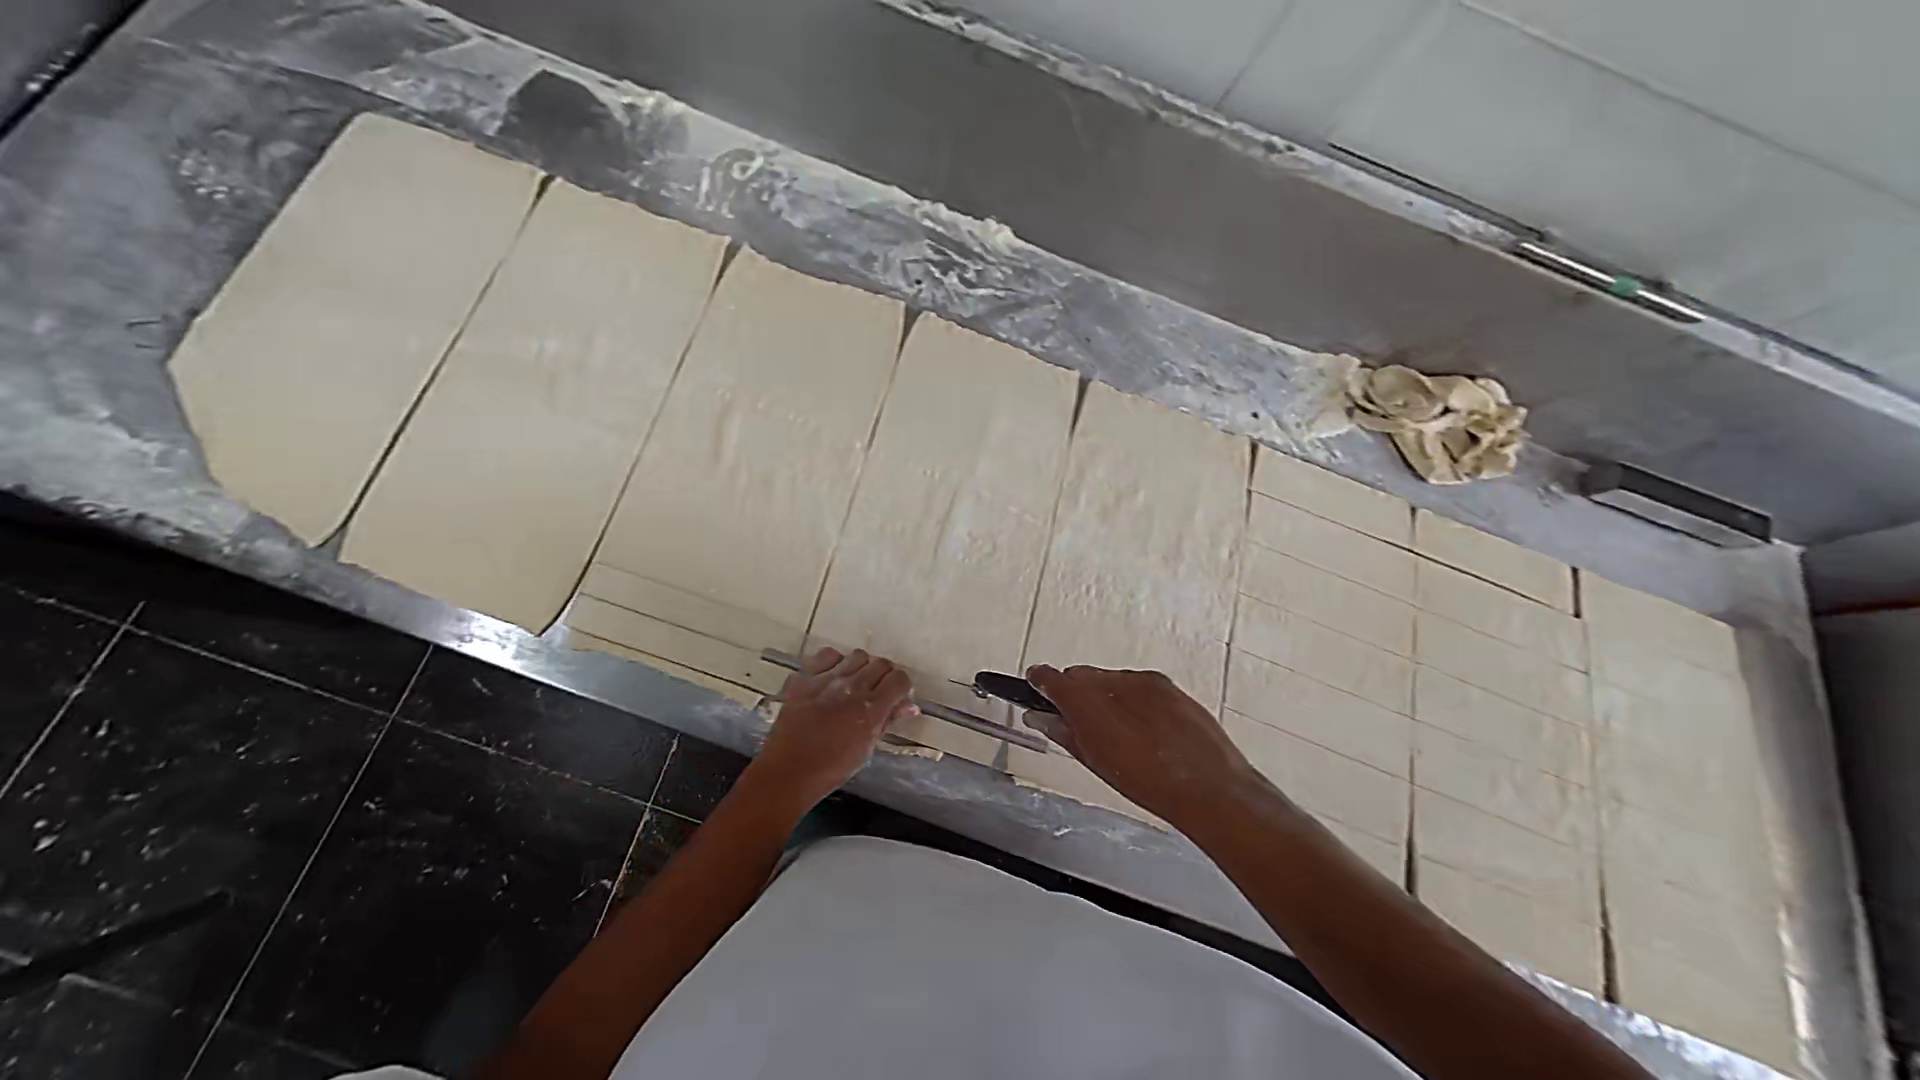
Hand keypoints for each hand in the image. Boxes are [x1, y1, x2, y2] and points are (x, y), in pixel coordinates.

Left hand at [747, 648, 915, 808]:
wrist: (788, 772)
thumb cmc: (832, 768)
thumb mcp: (867, 748)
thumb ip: (888, 721)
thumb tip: (910, 706)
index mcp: (871, 709)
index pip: (899, 679)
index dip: (901, 686)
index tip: (896, 695)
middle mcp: (852, 687)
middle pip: (881, 663)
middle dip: (884, 676)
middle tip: (876, 691)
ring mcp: (826, 679)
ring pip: (857, 655)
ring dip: (861, 667)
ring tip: (854, 683)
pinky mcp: (804, 677)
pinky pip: (826, 655)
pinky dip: (834, 662)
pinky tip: (831, 678)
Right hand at [1024, 665, 1265, 827]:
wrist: (1210, 789)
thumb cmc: (1153, 784)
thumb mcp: (1095, 762)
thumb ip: (1063, 732)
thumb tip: (1043, 718)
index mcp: (1090, 702)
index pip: (1053, 678)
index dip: (1040, 681)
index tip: (1035, 682)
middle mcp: (1117, 682)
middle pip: (1082, 676)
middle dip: (1075, 693)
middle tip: (1076, 721)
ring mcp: (1146, 682)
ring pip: (1111, 679)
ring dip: (1106, 696)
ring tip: (1117, 734)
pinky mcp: (1170, 687)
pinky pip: (1139, 685)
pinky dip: (1132, 700)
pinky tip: (1142, 730)